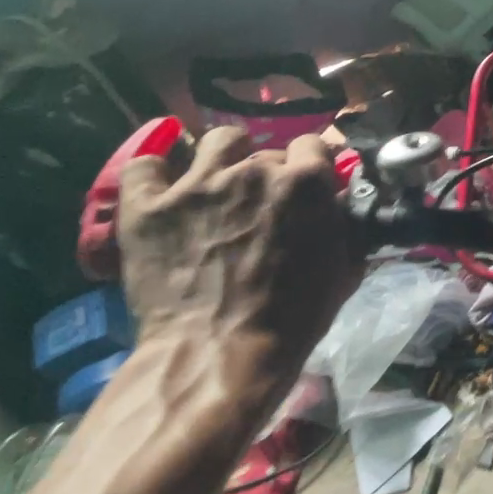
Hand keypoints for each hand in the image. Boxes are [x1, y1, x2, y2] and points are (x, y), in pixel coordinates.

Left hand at [118, 127, 364, 382]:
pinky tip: (163, 186)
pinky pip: (145, 165)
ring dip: (223, 157)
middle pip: (266, 150)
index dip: (312, 164)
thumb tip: (342, 203)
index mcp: (307, 182)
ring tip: (219, 181)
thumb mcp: (345, 266)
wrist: (219, 352)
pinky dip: (155, 171)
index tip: (308, 184)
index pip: (313, 144)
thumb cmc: (295, 315)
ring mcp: (197, 184)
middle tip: (264, 203)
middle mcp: (255, 170)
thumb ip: (346, 224)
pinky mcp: (147, 205)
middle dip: (269, 172)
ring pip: (214, 141)